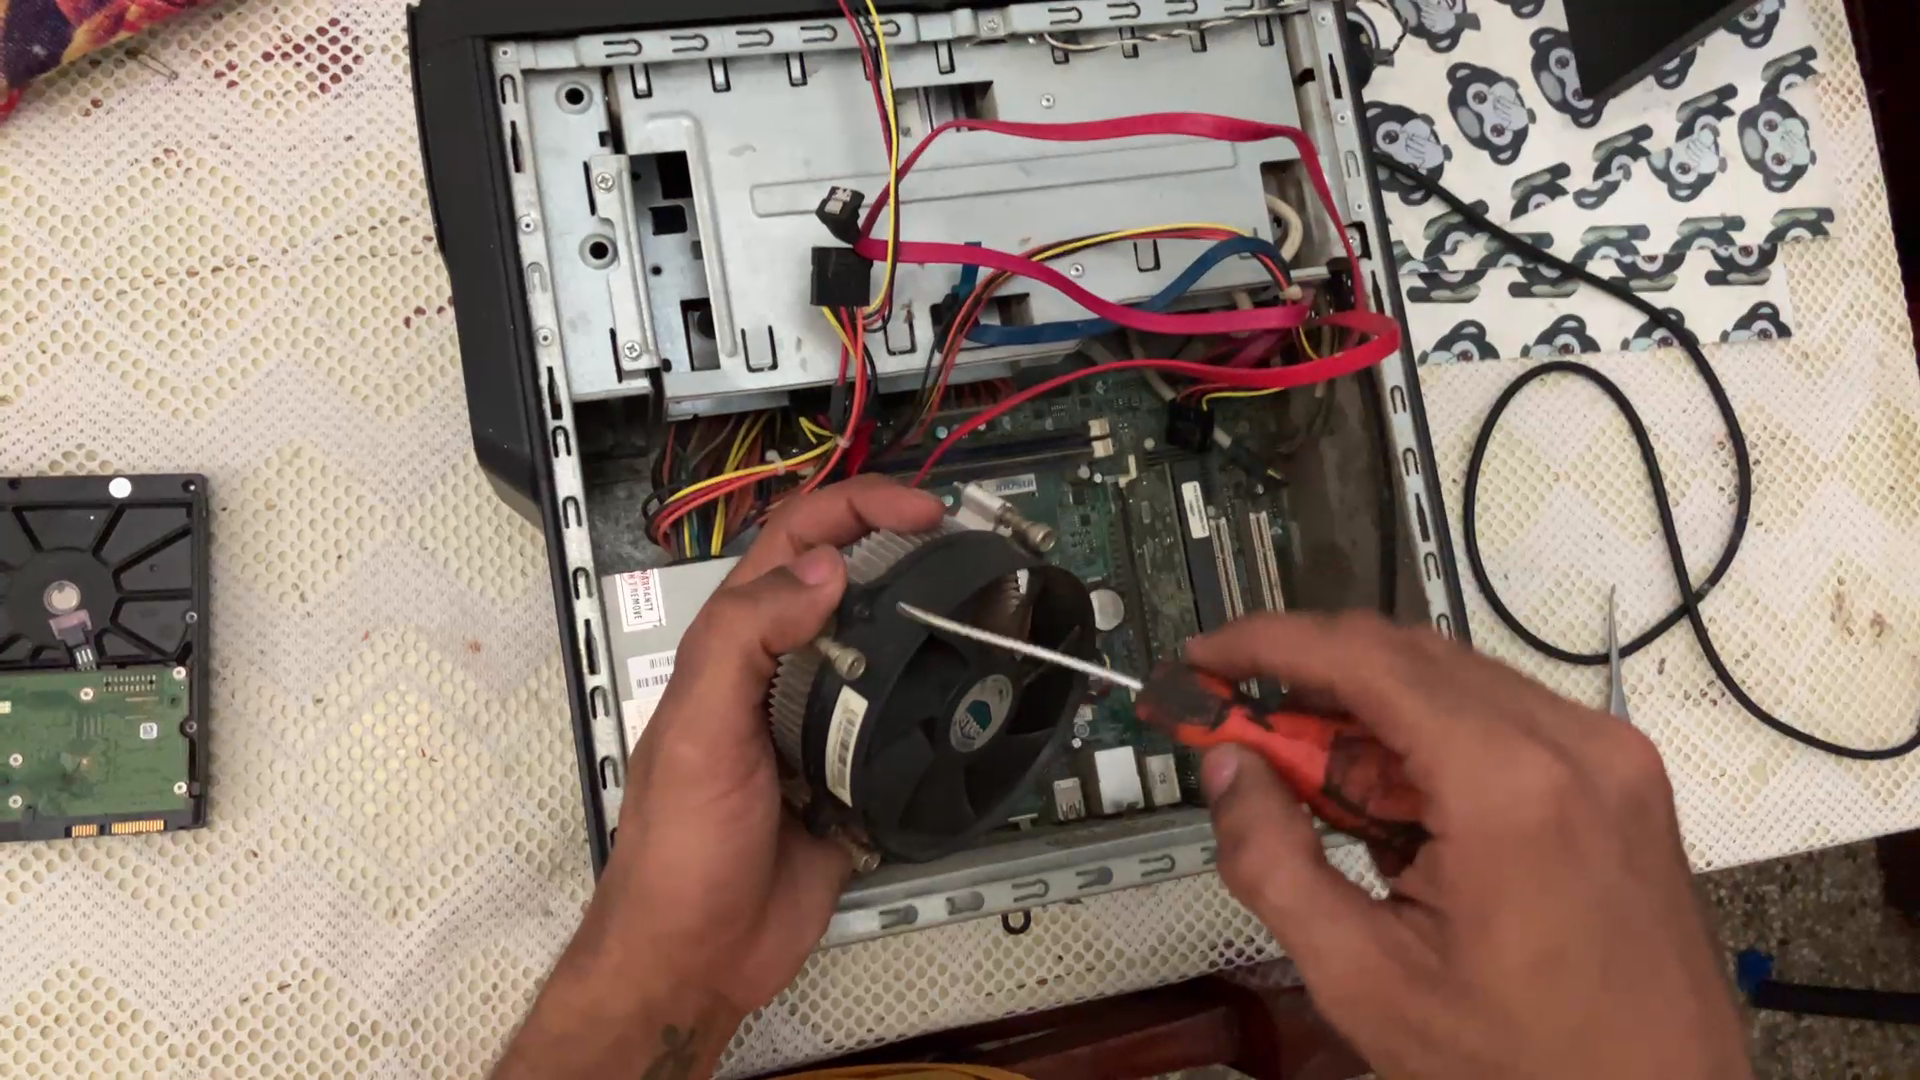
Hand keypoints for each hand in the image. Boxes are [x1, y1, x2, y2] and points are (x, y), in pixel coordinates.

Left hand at [493, 477, 945, 1079]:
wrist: (703, 954)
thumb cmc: (686, 839)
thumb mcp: (701, 728)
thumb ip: (746, 638)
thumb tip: (827, 569)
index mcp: (743, 638)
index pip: (800, 539)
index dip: (858, 508)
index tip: (925, 513)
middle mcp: (789, 663)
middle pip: (852, 582)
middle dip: (907, 550)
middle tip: (973, 554)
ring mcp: (827, 714)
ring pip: (886, 643)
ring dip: (930, 618)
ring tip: (989, 612)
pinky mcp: (860, 762)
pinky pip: (906, 711)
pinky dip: (940, 692)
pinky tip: (976, 689)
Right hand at [1189, 613, 1750, 1079]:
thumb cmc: (1511, 1065)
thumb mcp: (1358, 975)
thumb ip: (1268, 858)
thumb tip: (1224, 760)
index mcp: (1509, 785)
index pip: (1361, 658)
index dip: (1266, 641)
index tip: (1202, 656)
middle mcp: (1570, 740)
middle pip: (1396, 651)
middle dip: (1299, 669)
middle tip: (1232, 711)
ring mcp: (1603, 748)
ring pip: (1437, 669)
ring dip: (1351, 695)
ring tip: (1299, 758)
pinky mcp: (1611, 768)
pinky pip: (1480, 702)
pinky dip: (1406, 720)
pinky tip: (1379, 782)